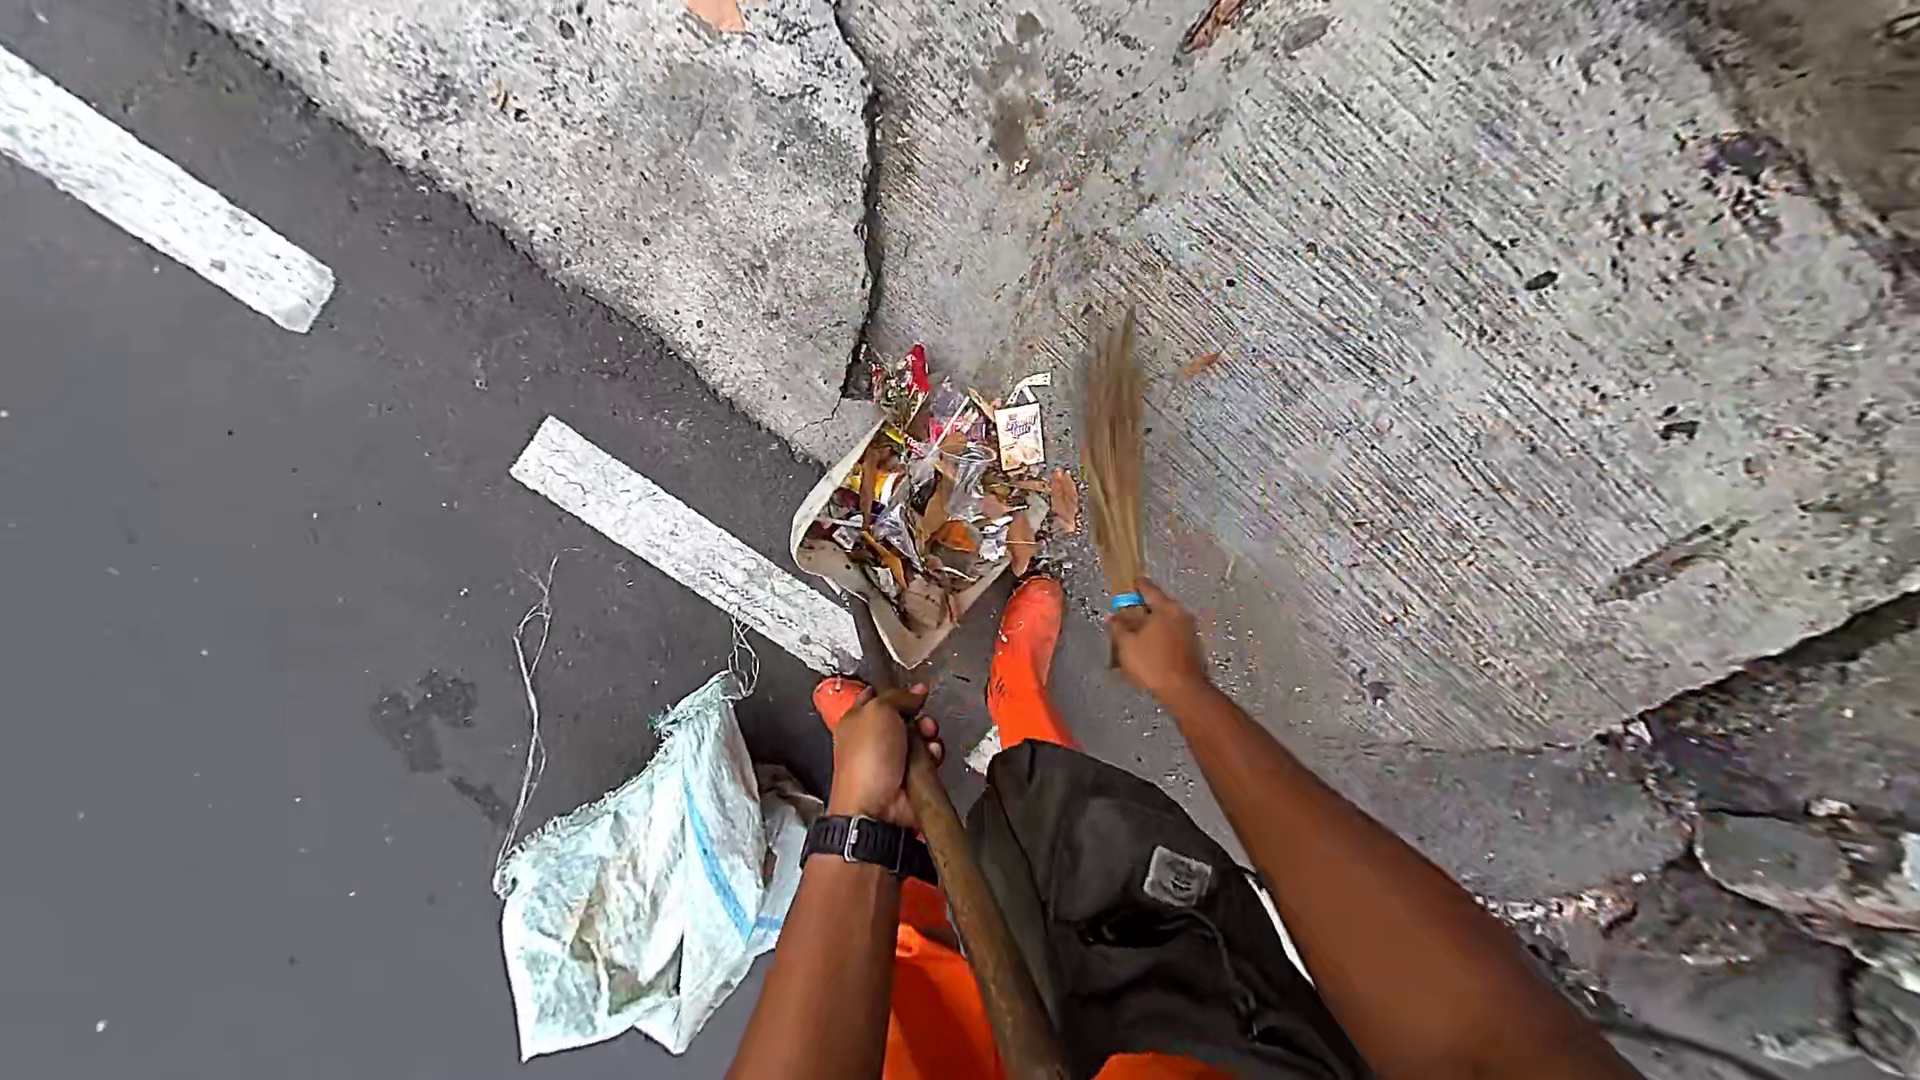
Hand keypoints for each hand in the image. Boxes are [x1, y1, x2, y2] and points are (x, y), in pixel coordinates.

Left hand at [826, 684, 943, 826]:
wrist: (876, 808)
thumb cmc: (868, 756)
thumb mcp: (879, 711)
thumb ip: (898, 696)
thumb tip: (916, 693)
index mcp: (857, 721)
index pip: (877, 696)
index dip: (896, 691)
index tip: (915, 689)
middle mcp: (875, 739)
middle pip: (905, 716)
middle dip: (918, 714)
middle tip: (922, 719)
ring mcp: (894, 759)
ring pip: (920, 735)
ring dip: (929, 733)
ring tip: (928, 737)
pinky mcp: (913, 776)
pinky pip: (930, 758)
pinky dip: (934, 755)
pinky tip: (932, 756)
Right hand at [1111, 579, 1212, 702]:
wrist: (1183, 692)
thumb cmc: (1154, 665)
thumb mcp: (1126, 643)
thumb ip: (1118, 626)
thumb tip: (1115, 618)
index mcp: (1166, 608)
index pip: (1148, 589)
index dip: (1135, 586)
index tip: (1129, 584)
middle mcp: (1181, 615)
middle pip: (1157, 607)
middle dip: (1140, 612)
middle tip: (1124, 618)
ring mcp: (1190, 632)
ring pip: (1164, 623)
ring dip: (1149, 628)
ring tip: (1133, 640)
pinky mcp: (1192, 648)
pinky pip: (1171, 637)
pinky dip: (1159, 640)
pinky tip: (1147, 653)